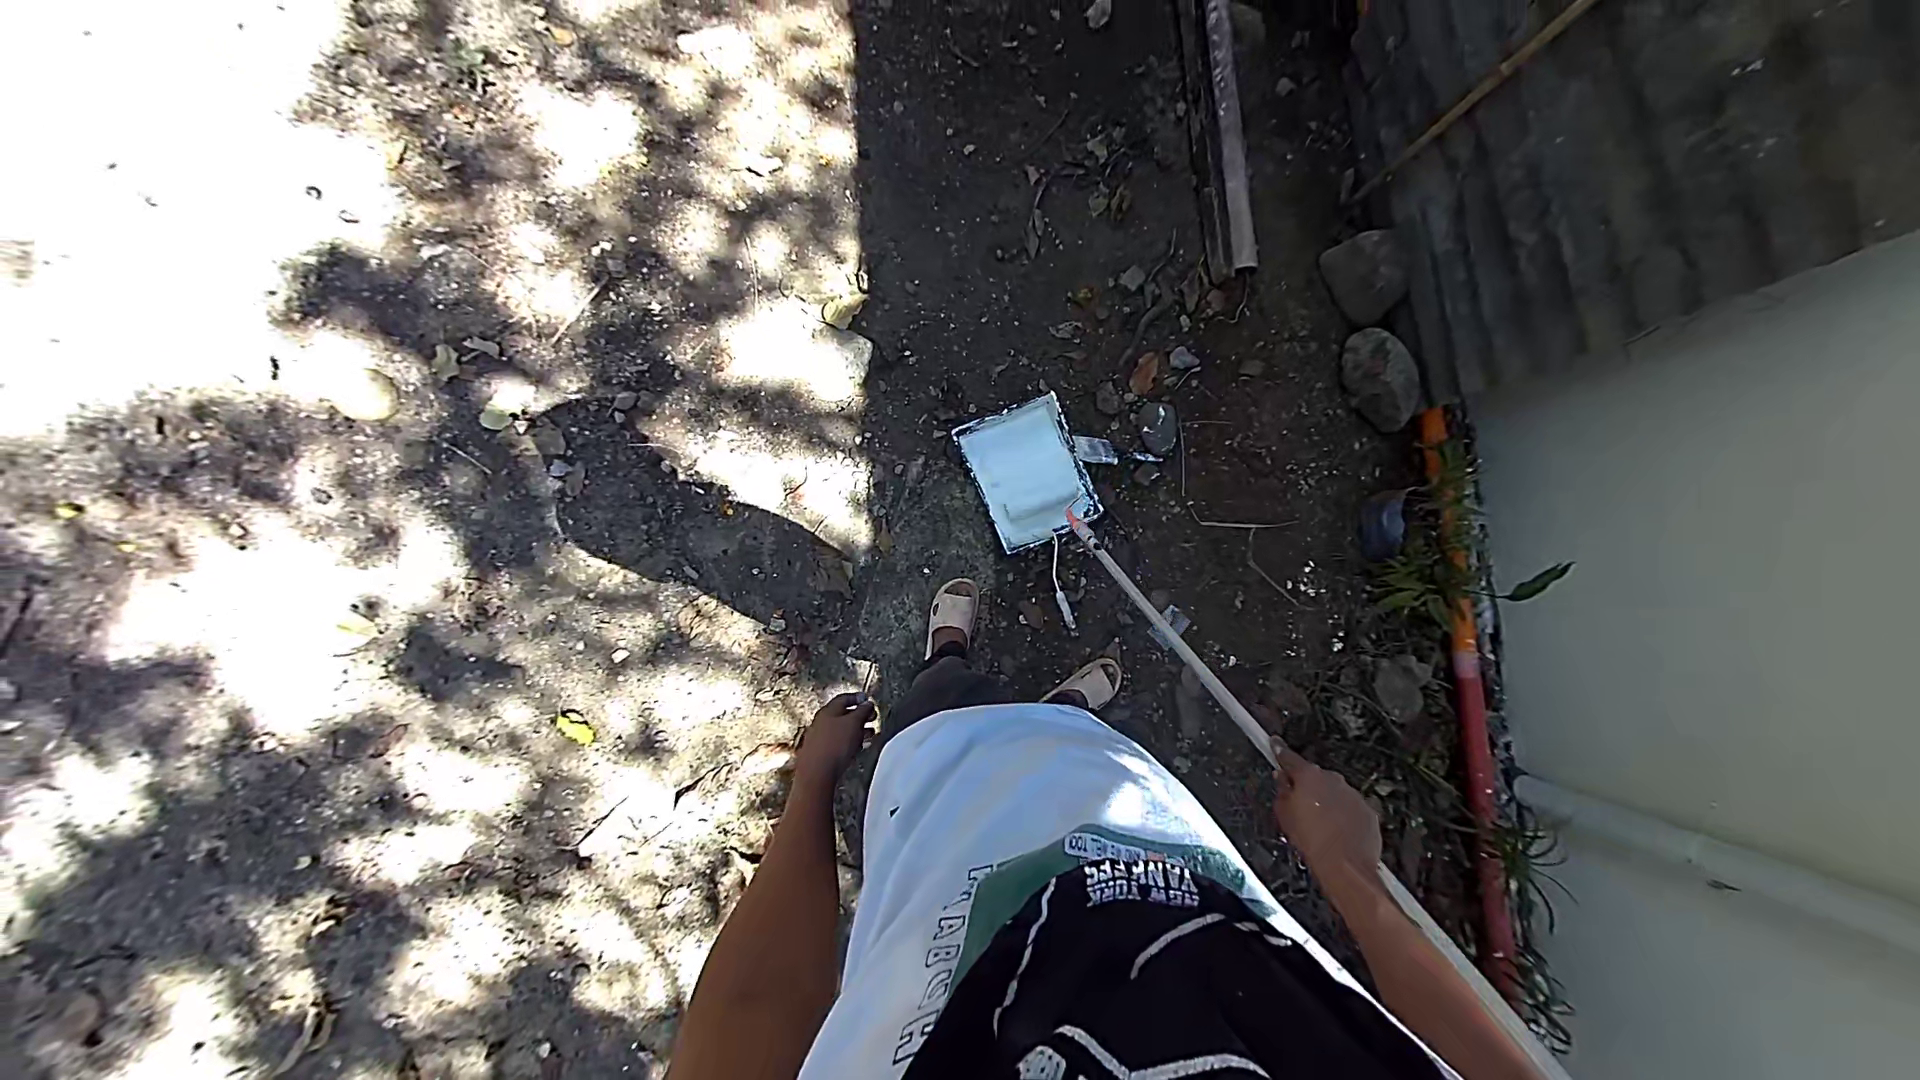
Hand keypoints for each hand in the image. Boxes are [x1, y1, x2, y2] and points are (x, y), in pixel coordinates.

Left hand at [794, 692, 875, 786]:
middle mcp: (820, 723)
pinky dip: (849, 743)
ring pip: (841, 730)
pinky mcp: (820, 754)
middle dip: (859, 716)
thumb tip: (867, 704)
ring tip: (868, 735)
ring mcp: (818, 739)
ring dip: (856, 731)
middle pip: (842, 715)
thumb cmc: (833, 746)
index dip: (857, 698)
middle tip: (871, 717)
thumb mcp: (854, 723)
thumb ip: (862, 711)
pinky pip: (837, 744)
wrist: (816, 774)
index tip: (866, 699)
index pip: (844, 699)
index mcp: (827, 711)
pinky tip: (856, 749)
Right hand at [1270, 738, 1381, 892]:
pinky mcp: (1369, 812)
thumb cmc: (1310, 839)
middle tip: (1298, 803)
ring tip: (1319, 823)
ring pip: (1334, 791)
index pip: (1288, 756)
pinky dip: (1343, 814)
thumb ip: (1281, 790)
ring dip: (1326, 800)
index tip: (1274, 742)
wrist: (1345, 866)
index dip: (1279, 749)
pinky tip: (1337, 830)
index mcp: (1308, 775)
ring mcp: (1353, 795)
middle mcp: (1332, 779)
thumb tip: (1282, 779)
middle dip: (1306, 785)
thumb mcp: (1283, 813)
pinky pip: (1351, 807)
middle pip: (1314, 776)